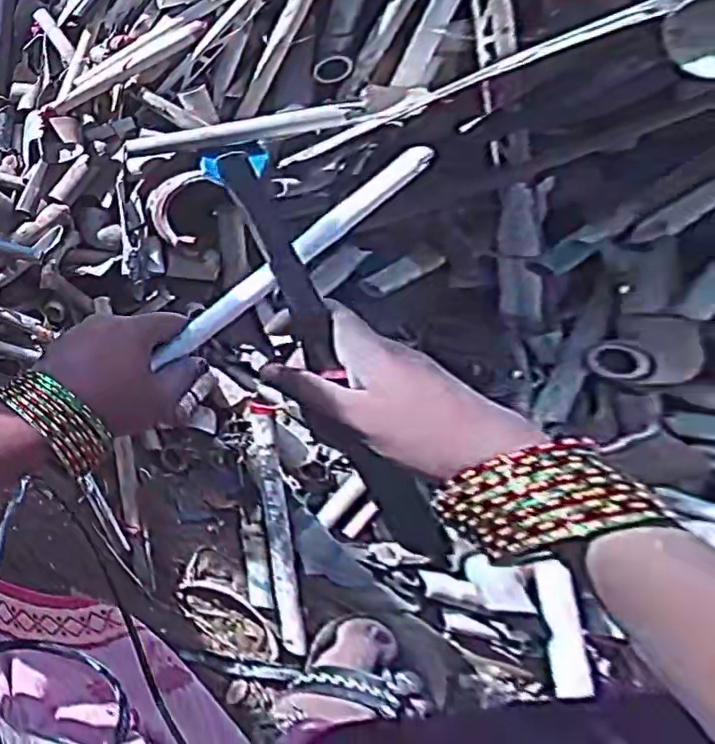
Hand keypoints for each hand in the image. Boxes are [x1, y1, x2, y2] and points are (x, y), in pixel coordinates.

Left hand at [35, 313, 204, 435]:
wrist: (52, 411)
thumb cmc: (103, 404)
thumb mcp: (160, 399)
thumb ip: (185, 377)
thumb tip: (195, 366)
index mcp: (132, 329)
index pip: (175, 321)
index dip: (192, 336)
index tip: (200, 345)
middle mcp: (104, 323)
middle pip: (146, 331)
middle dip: (158, 354)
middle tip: (160, 382)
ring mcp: (82, 332)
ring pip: (119, 341)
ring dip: (130, 359)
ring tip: (128, 389)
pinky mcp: (65, 344)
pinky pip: (95, 348)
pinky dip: (104, 363)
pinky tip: (105, 387)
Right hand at [261, 305, 547, 479]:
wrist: (504, 461)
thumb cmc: (432, 435)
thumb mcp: (352, 415)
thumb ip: (305, 389)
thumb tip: (270, 371)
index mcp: (367, 347)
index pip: (323, 310)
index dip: (293, 318)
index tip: (274, 335)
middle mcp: (387, 350)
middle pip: (329, 345)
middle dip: (308, 369)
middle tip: (301, 396)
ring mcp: (406, 369)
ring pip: (348, 369)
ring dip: (332, 390)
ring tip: (337, 423)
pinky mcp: (419, 389)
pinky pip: (371, 384)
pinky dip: (356, 401)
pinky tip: (362, 429)